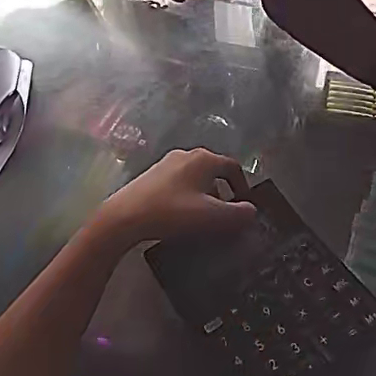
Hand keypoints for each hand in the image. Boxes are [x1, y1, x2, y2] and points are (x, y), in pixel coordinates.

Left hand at [85, 148, 255, 250]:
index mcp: (204, 159)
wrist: (124, 217)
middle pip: (214, 172)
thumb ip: (237, 214)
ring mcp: (166, 164)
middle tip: (225, 217)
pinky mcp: (151, 176)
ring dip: (204, 197)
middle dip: (223, 194)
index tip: (244, 206)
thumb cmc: (172, 212)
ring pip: (196, 179)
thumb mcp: (211, 216)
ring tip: (203, 220)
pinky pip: (179, 184)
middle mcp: (186, 155)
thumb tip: (251, 211)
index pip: (233, 167)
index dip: (242, 186)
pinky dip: (187, 197)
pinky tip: (181, 216)